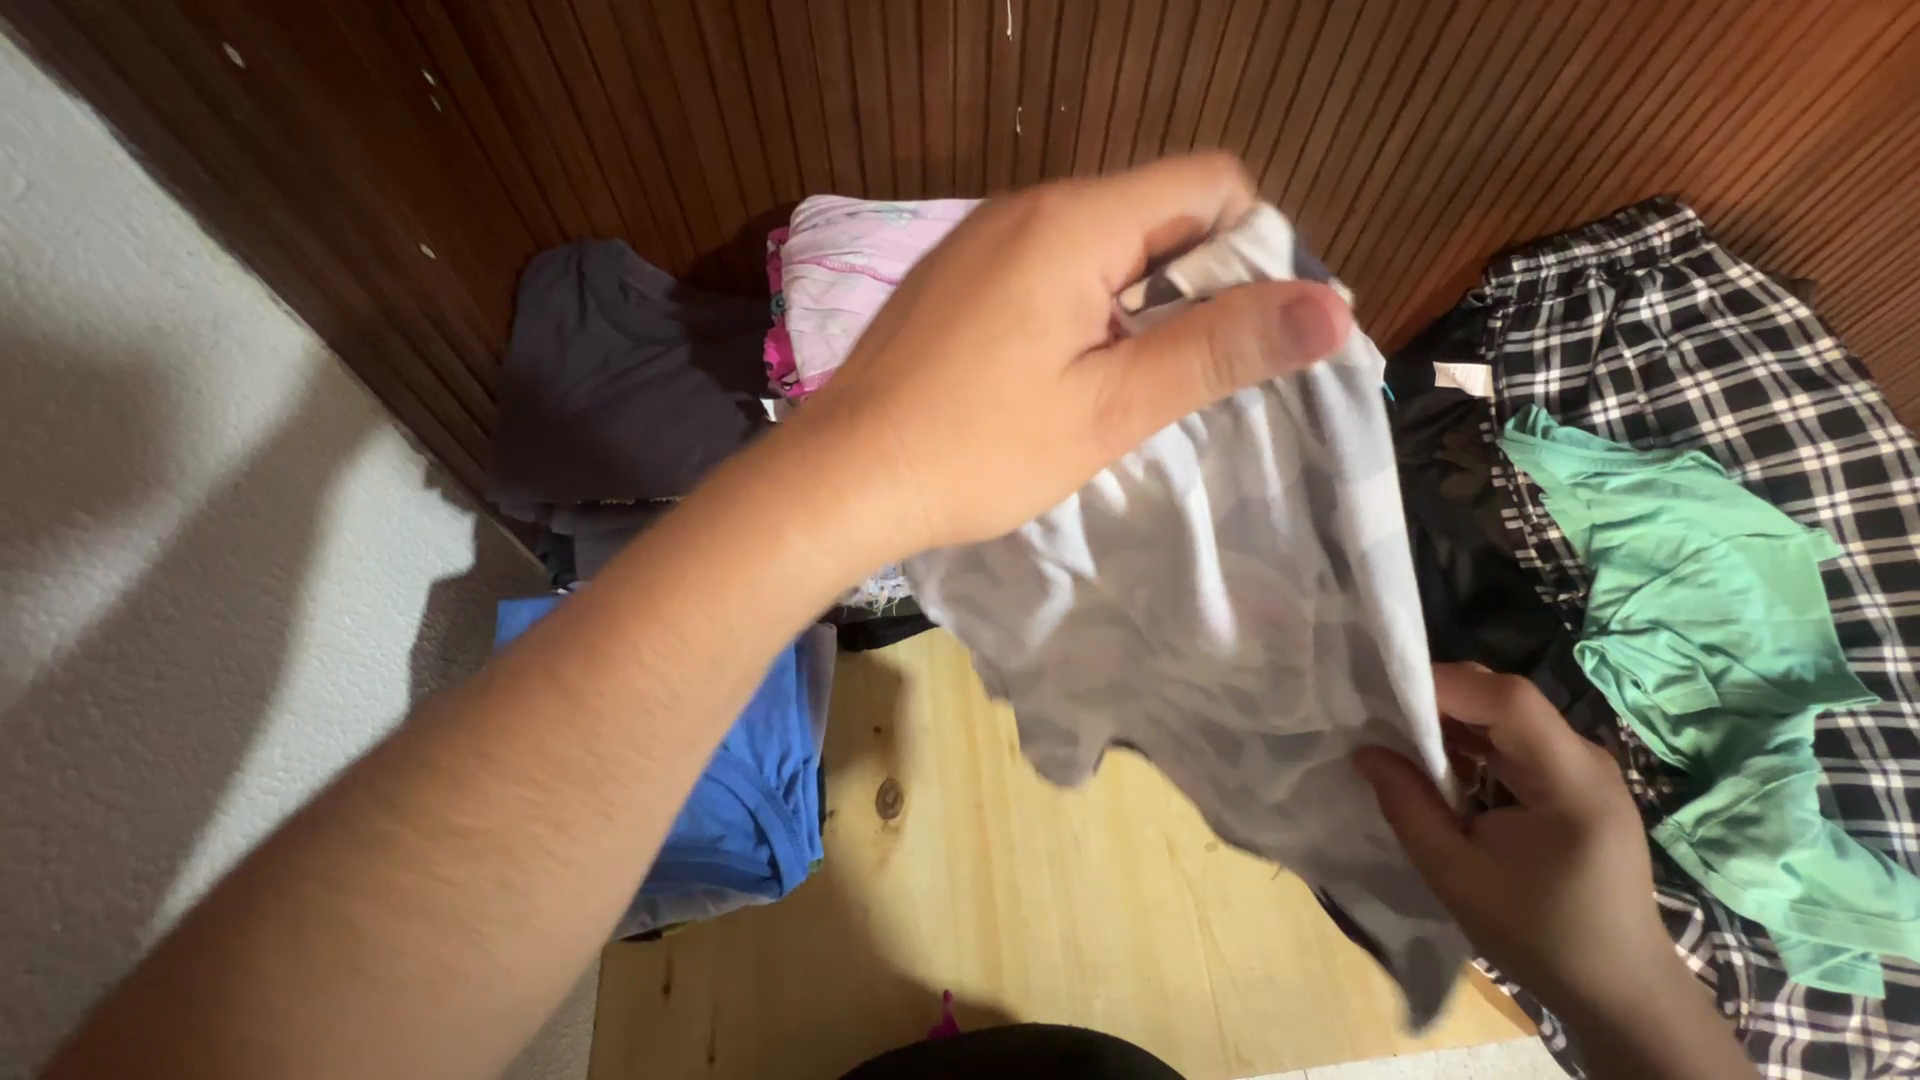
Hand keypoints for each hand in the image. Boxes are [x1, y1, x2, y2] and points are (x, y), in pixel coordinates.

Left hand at [777, 152, 1352, 561]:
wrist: (841, 477)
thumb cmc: (975, 450)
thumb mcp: (1108, 407)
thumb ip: (1216, 349)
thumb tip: (1332, 309)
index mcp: (1073, 221)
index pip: (1209, 182)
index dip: (1253, 248)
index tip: (1248, 330)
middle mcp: (1025, 206)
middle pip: (1154, 211)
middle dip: (1193, 283)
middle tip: (1183, 375)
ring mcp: (980, 239)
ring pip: (1098, 244)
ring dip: (1133, 304)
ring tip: (1120, 385)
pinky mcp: (954, 277)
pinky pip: (1044, 268)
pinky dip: (1078, 309)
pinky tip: (1056, 375)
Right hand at [1352, 663, 1673, 1018]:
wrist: (1617, 988)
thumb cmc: (1538, 933)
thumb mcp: (1454, 872)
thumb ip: (1408, 805)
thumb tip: (1364, 750)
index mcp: (1572, 782)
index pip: (1510, 700)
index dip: (1446, 685)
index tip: (1385, 695)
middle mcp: (1586, 761)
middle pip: (1509, 697)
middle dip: (1441, 696)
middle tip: (1383, 714)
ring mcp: (1584, 769)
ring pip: (1509, 714)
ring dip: (1453, 717)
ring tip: (1401, 735)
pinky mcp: (1574, 782)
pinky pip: (1516, 739)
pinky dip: (1472, 739)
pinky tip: (1440, 763)